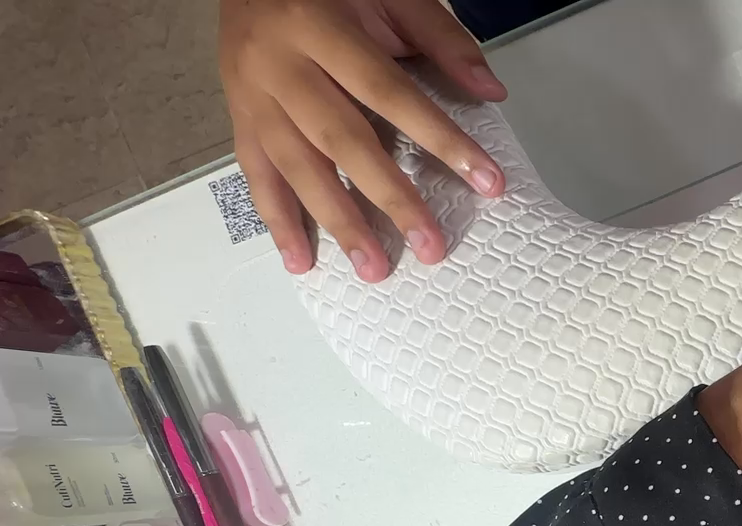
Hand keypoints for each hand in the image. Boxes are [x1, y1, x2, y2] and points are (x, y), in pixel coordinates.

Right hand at [219, 0, 508, 280]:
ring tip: (374, 271)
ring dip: (336, 222)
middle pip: (341, 140)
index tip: (490, 184)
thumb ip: (441, 38)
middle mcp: (275, 62)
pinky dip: (278, 220)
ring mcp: (249, 91)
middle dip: (390, 199)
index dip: (442, 140)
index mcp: (316, 25)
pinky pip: (255, 173)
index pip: (391, 93)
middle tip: (431, 249)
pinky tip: (303, 262)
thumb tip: (492, 91)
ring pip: (294, 165)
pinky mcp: (237, 114)